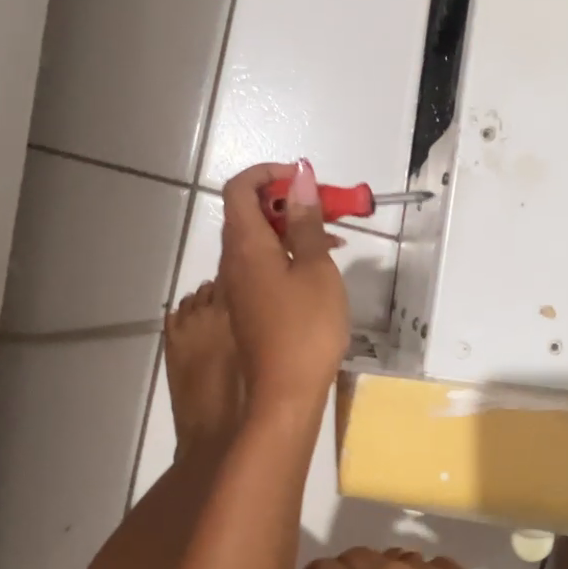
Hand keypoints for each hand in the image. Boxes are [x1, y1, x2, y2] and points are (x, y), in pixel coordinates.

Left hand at [218, 159, 349, 415]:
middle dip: (288, 202)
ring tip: (333, 240)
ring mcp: (239, 288)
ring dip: (291, 230)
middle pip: (249, 213)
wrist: (284, 394)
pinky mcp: (250, 309)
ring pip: (259, 242)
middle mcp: (233, 261)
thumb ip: (307, 223)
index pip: (240, 188)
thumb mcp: (316, 269)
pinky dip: (287, 256)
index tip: (305, 181)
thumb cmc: (305, 329)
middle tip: (328, 210)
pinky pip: (262, 267)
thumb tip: (299, 182)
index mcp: (246, 244)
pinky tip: (318, 271)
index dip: (268, 174)